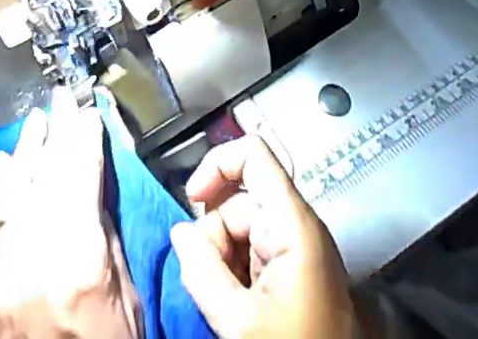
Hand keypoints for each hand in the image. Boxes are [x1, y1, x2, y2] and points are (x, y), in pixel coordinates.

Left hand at [0, 90, 143, 338]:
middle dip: (56, 135)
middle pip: (46, 181)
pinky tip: (4, 163)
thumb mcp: (126, 291)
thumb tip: (92, 182)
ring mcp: (4, 275)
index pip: (80, 180)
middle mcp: (34, 261)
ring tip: (35, 120)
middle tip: (62, 99)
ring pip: (12, 196)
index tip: (90, 111)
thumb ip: (104, 233)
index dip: (85, 141)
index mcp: (78, 263)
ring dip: (25, 153)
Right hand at [169, 135, 361, 338]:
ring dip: (221, 258)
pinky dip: (233, 272)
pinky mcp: (292, 272)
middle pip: (239, 199)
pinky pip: (251, 253)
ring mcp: (296, 249)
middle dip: (213, 234)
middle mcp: (297, 226)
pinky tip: (234, 306)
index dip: (217, 165)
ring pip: (240, 228)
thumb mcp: (241, 322)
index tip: (192, 201)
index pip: (254, 155)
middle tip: (210, 282)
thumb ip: (203, 272)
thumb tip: (180, 232)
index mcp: (293, 223)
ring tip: (225, 303)